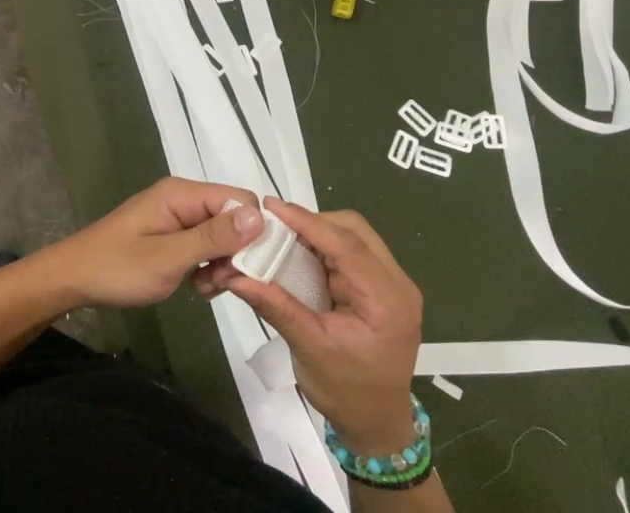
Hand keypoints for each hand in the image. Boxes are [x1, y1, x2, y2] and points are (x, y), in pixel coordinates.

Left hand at [46, 177, 264, 308]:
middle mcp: (182, 199)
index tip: (242, 268)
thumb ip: (213, 237)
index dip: (252, 234)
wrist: (74, 278)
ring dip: (222, 265)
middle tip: (218, 283)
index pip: (242, 200)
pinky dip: (207, 268)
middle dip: (236, 254)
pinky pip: (205, 247)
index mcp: (181, 194)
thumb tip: (260, 216)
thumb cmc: (117, 268)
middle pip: (234, 219)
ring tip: (203, 288)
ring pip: (223, 237)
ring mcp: (176, 217)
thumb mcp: (168, 256)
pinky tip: (196, 287)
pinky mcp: (172, 236)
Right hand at [197, 198, 422, 453]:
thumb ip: (275, 305)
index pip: (347, 245)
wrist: (376, 424)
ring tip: (280, 239)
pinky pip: (350, 252)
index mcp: (386, 300)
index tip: (270, 206)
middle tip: (272, 227)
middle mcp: (397, 285)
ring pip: (353, 237)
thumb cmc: (347, 391)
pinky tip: (297, 255)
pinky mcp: (380, 288)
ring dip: (316, 233)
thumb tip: (232, 275)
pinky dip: (322, 247)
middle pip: (355, 231)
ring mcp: (392, 285)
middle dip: (312, 222)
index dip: (307, 221)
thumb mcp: (308, 347)